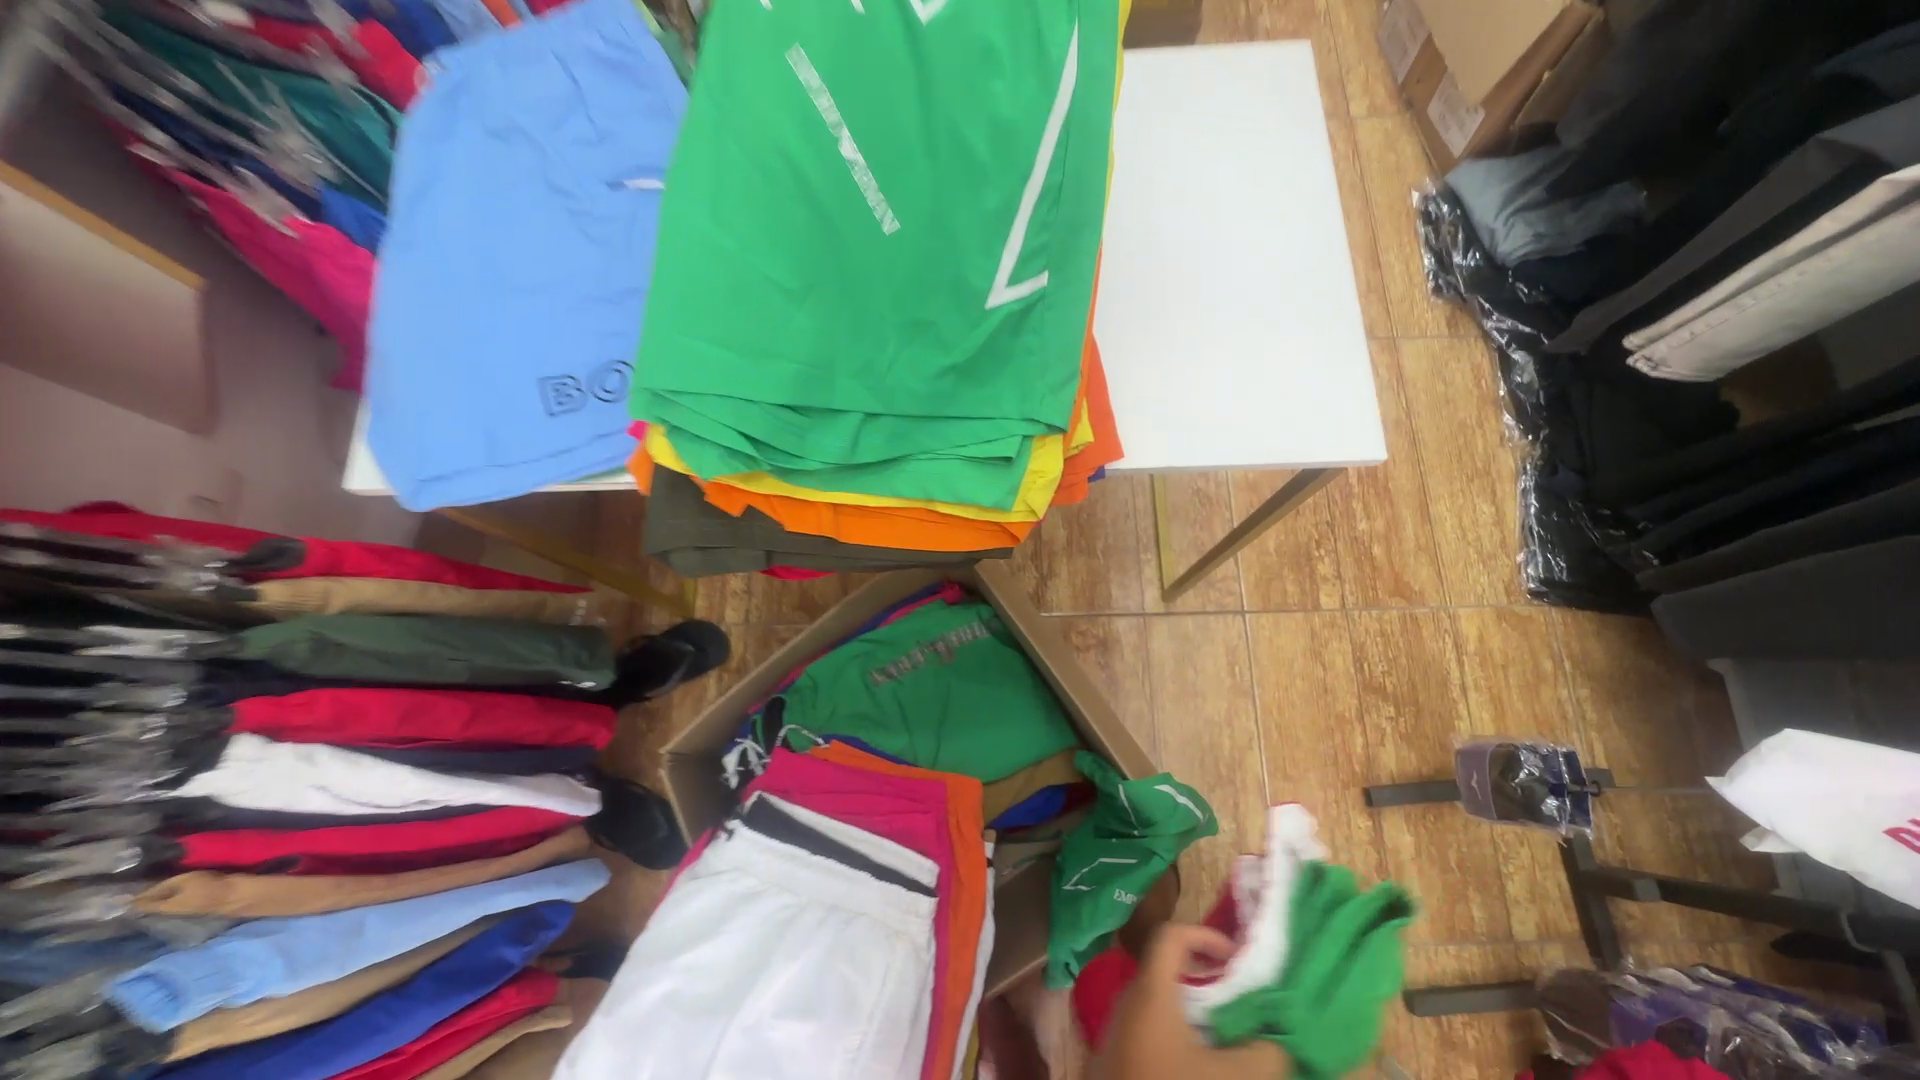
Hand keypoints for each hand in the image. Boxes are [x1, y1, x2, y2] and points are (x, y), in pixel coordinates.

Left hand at [1091, 924, 1289, 1079]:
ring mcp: (1117, 1032)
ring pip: (1159, 1003)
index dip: (1206, 936)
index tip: (1237, 961)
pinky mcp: (1114, 1061)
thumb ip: (1265, 1053)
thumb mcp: (1232, 1078)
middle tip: (1243, 1002)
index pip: (1171, 935)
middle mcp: (1128, 1003)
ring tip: (1230, 1039)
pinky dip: (1177, 1036)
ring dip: (1195, 1013)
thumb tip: (1281, 1039)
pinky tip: (1201, 1065)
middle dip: (1207, 980)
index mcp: (1151, 993)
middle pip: (1167, 969)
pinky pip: (1149, 1030)